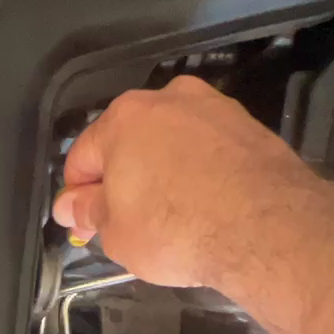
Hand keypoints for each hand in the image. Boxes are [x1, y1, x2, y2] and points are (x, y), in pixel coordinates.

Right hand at [52, 75, 333, 295]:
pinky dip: (196, 175)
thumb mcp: (114, 233)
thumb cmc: (174, 230)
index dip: (76, 197)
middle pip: (127, 144)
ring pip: (169, 145)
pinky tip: (200, 209)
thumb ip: (88, 213)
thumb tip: (71, 205)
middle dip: (120, 182)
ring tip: (167, 220)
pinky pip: (205, 151)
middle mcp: (167, 99)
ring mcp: (212, 108)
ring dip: (159, 176)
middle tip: (123, 226)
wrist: (262, 228)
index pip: (82, 158)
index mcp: (122, 119)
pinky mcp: (247, 126)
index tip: (83, 225)